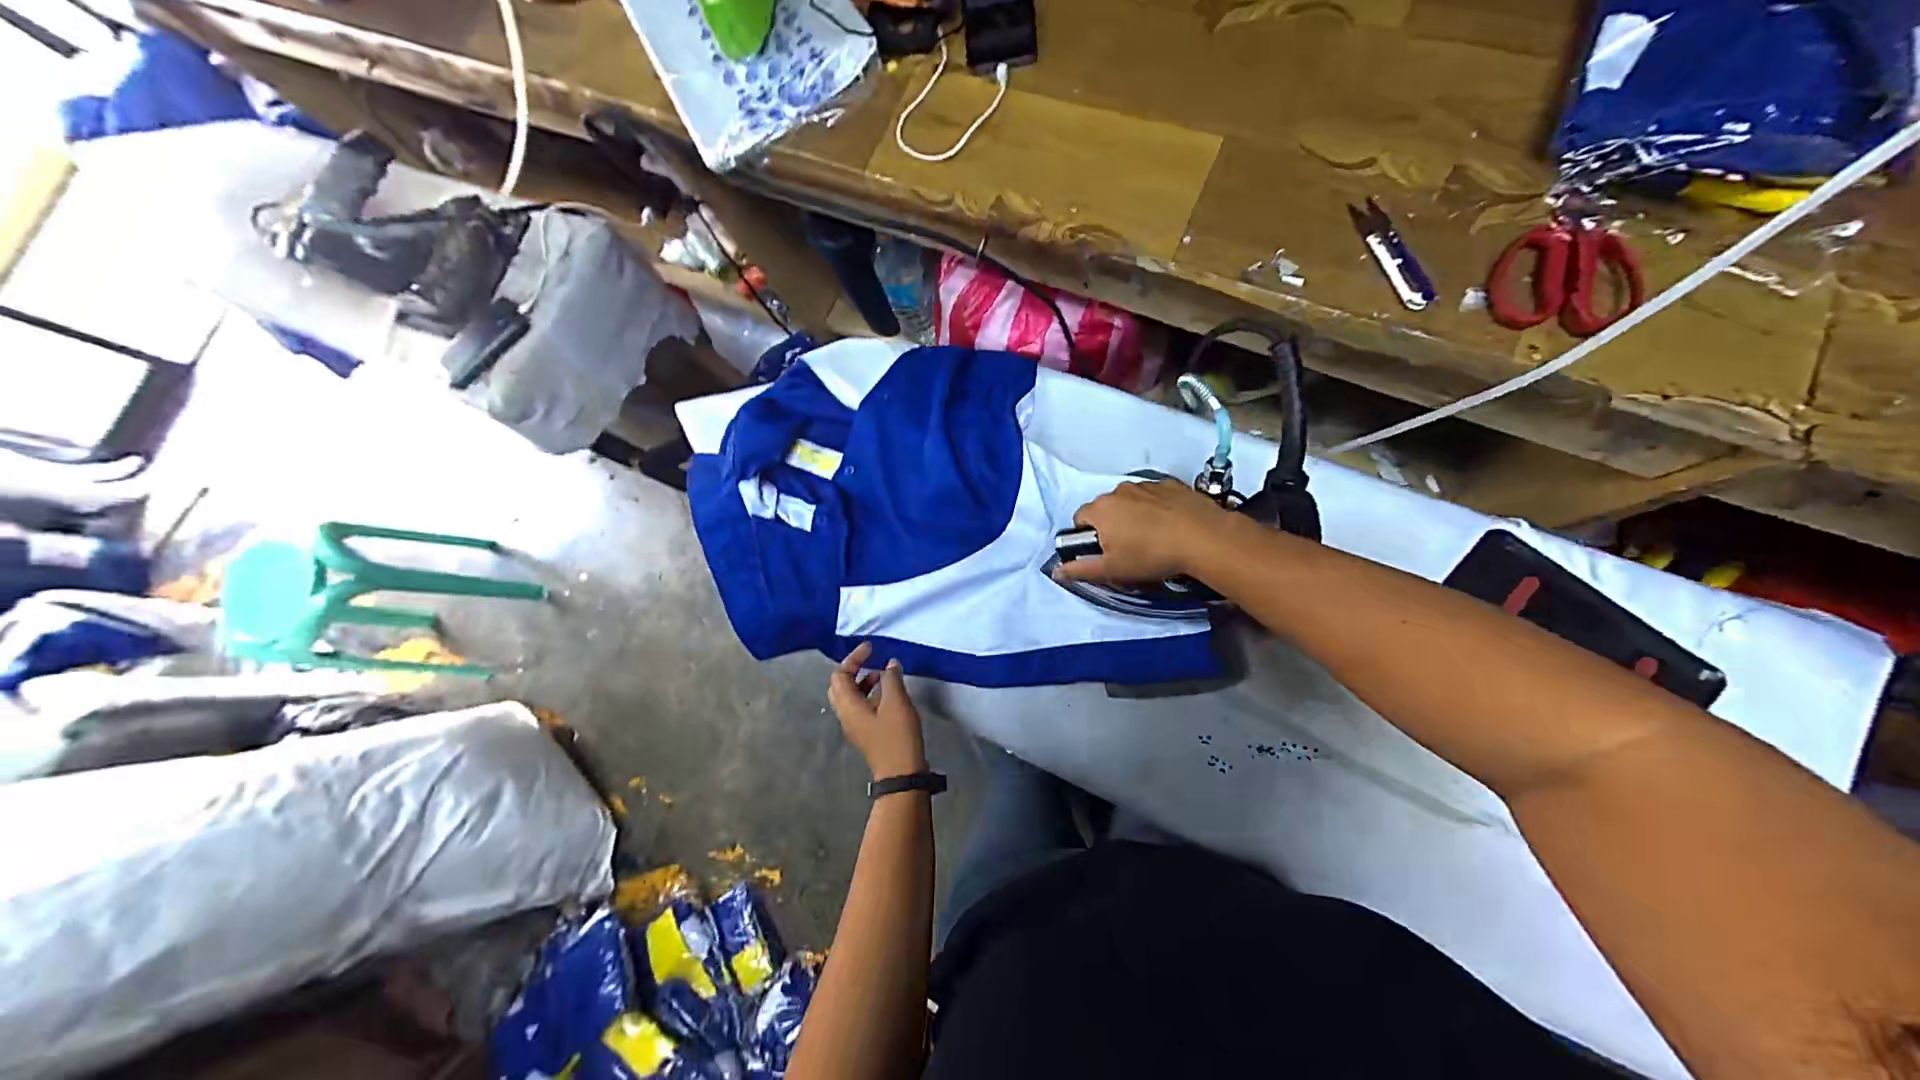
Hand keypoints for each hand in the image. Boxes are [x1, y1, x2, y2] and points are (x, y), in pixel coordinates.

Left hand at [828, 643, 927, 778]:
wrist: (901, 773)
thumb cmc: (896, 736)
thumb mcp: (896, 702)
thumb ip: (891, 678)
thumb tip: (890, 664)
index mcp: (848, 705)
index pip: (840, 674)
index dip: (854, 658)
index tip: (871, 649)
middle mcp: (846, 715)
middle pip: (840, 686)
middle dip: (854, 669)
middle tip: (871, 660)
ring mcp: (855, 726)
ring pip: (851, 697)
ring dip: (863, 682)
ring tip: (884, 675)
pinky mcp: (866, 733)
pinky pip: (861, 707)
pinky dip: (870, 694)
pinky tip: (889, 694)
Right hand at [1055, 480, 1236, 583]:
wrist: (1203, 537)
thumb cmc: (1151, 555)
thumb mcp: (1113, 569)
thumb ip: (1080, 569)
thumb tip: (1056, 571)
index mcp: (1100, 509)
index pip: (1080, 519)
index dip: (1088, 537)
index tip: (1104, 552)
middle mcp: (1119, 491)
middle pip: (1105, 508)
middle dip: (1111, 525)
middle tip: (1128, 549)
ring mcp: (1146, 485)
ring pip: (1130, 501)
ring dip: (1134, 516)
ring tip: (1153, 538)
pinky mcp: (1171, 484)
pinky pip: (1154, 496)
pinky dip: (1156, 508)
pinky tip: (1170, 525)